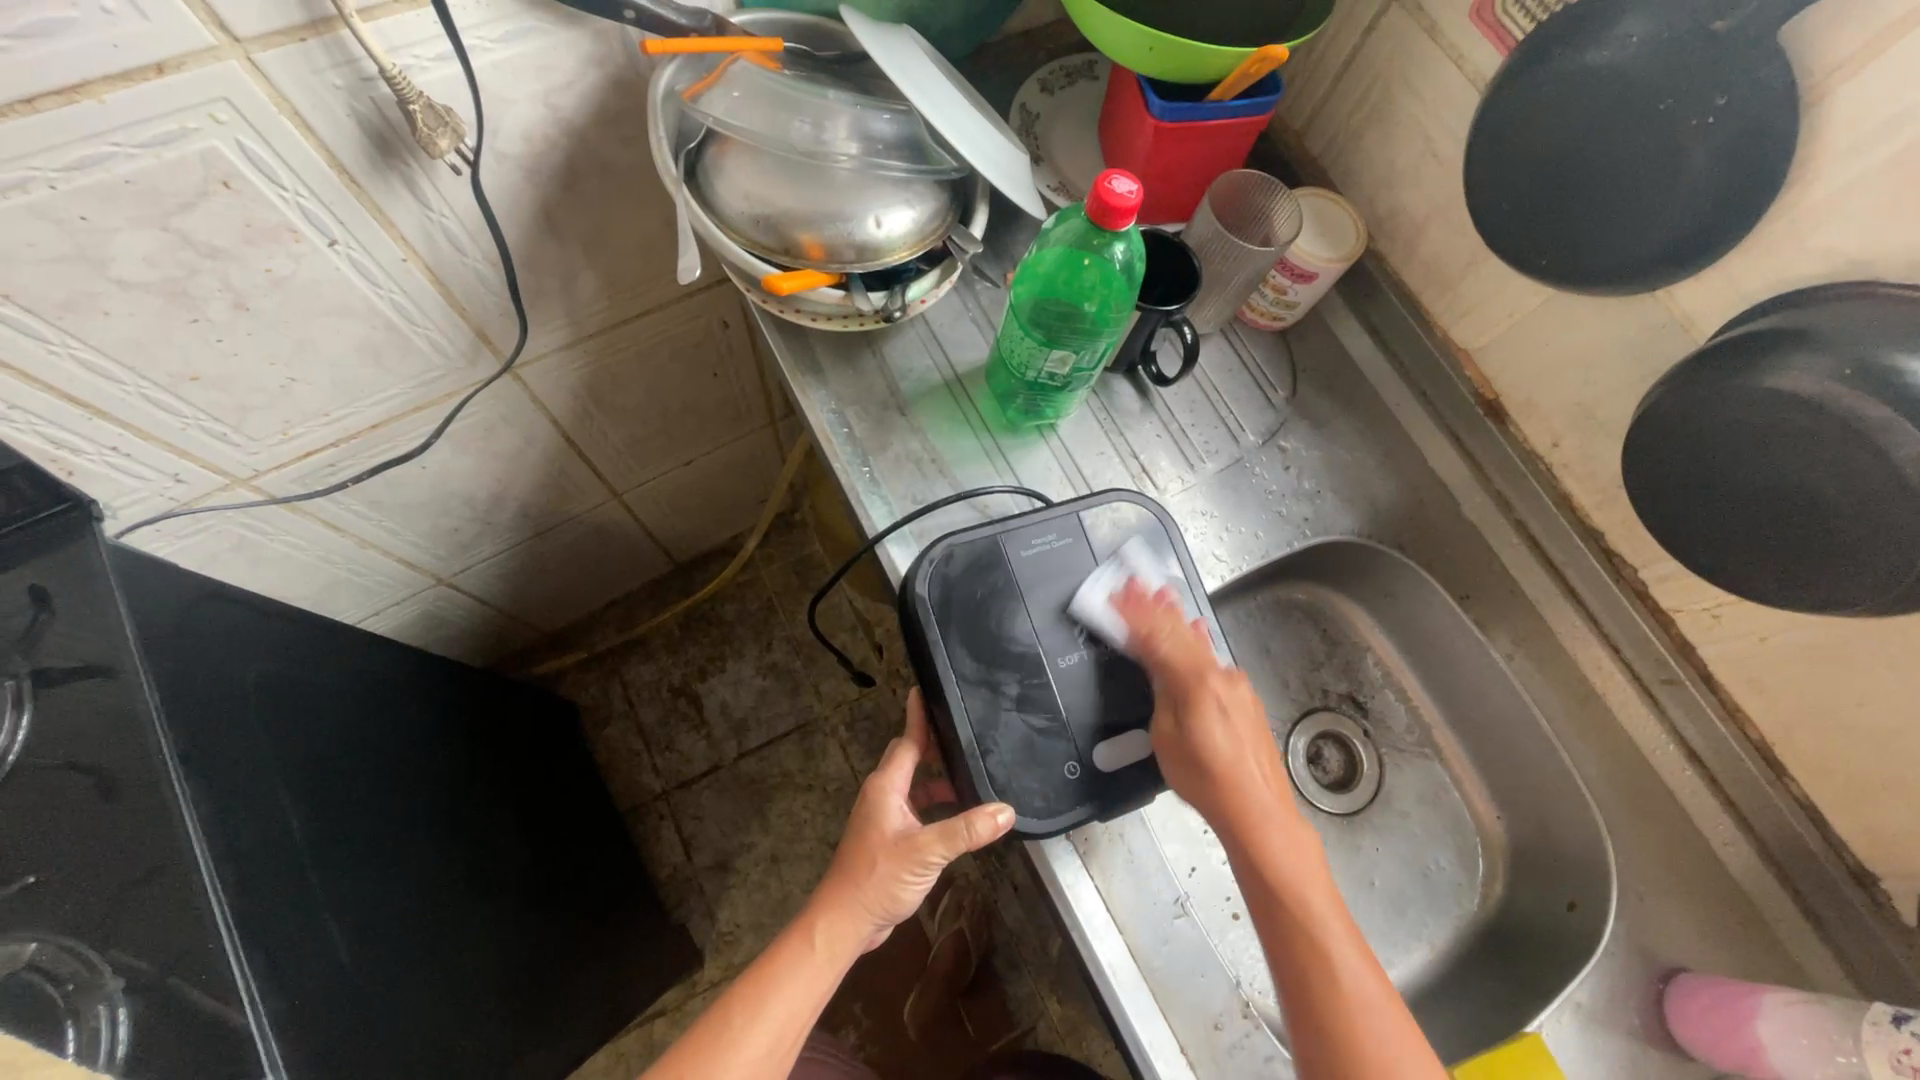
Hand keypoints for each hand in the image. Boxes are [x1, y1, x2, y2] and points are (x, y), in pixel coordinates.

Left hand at [811, 688, 1014, 951]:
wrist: (846, 921)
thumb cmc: (878, 878)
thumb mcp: (927, 851)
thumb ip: (967, 830)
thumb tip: (1006, 811)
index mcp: (886, 787)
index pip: (907, 741)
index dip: (919, 716)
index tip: (926, 690)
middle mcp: (882, 795)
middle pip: (910, 759)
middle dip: (935, 746)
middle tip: (965, 734)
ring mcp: (883, 818)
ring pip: (914, 787)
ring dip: (939, 781)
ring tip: (972, 776)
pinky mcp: (888, 839)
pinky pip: (915, 809)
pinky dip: (935, 806)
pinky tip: (958, 817)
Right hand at [1113, 581, 1301, 842]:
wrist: (1257, 808)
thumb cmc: (1207, 780)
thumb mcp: (1165, 736)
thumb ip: (1161, 694)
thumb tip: (1157, 670)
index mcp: (1195, 681)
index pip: (1157, 636)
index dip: (1135, 613)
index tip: (1120, 594)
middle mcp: (1219, 676)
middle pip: (1180, 632)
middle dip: (1155, 606)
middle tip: (1137, 583)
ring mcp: (1235, 685)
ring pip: (1199, 643)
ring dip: (1176, 619)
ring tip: (1163, 596)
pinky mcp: (1244, 698)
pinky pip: (1214, 658)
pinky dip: (1197, 641)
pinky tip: (1198, 630)